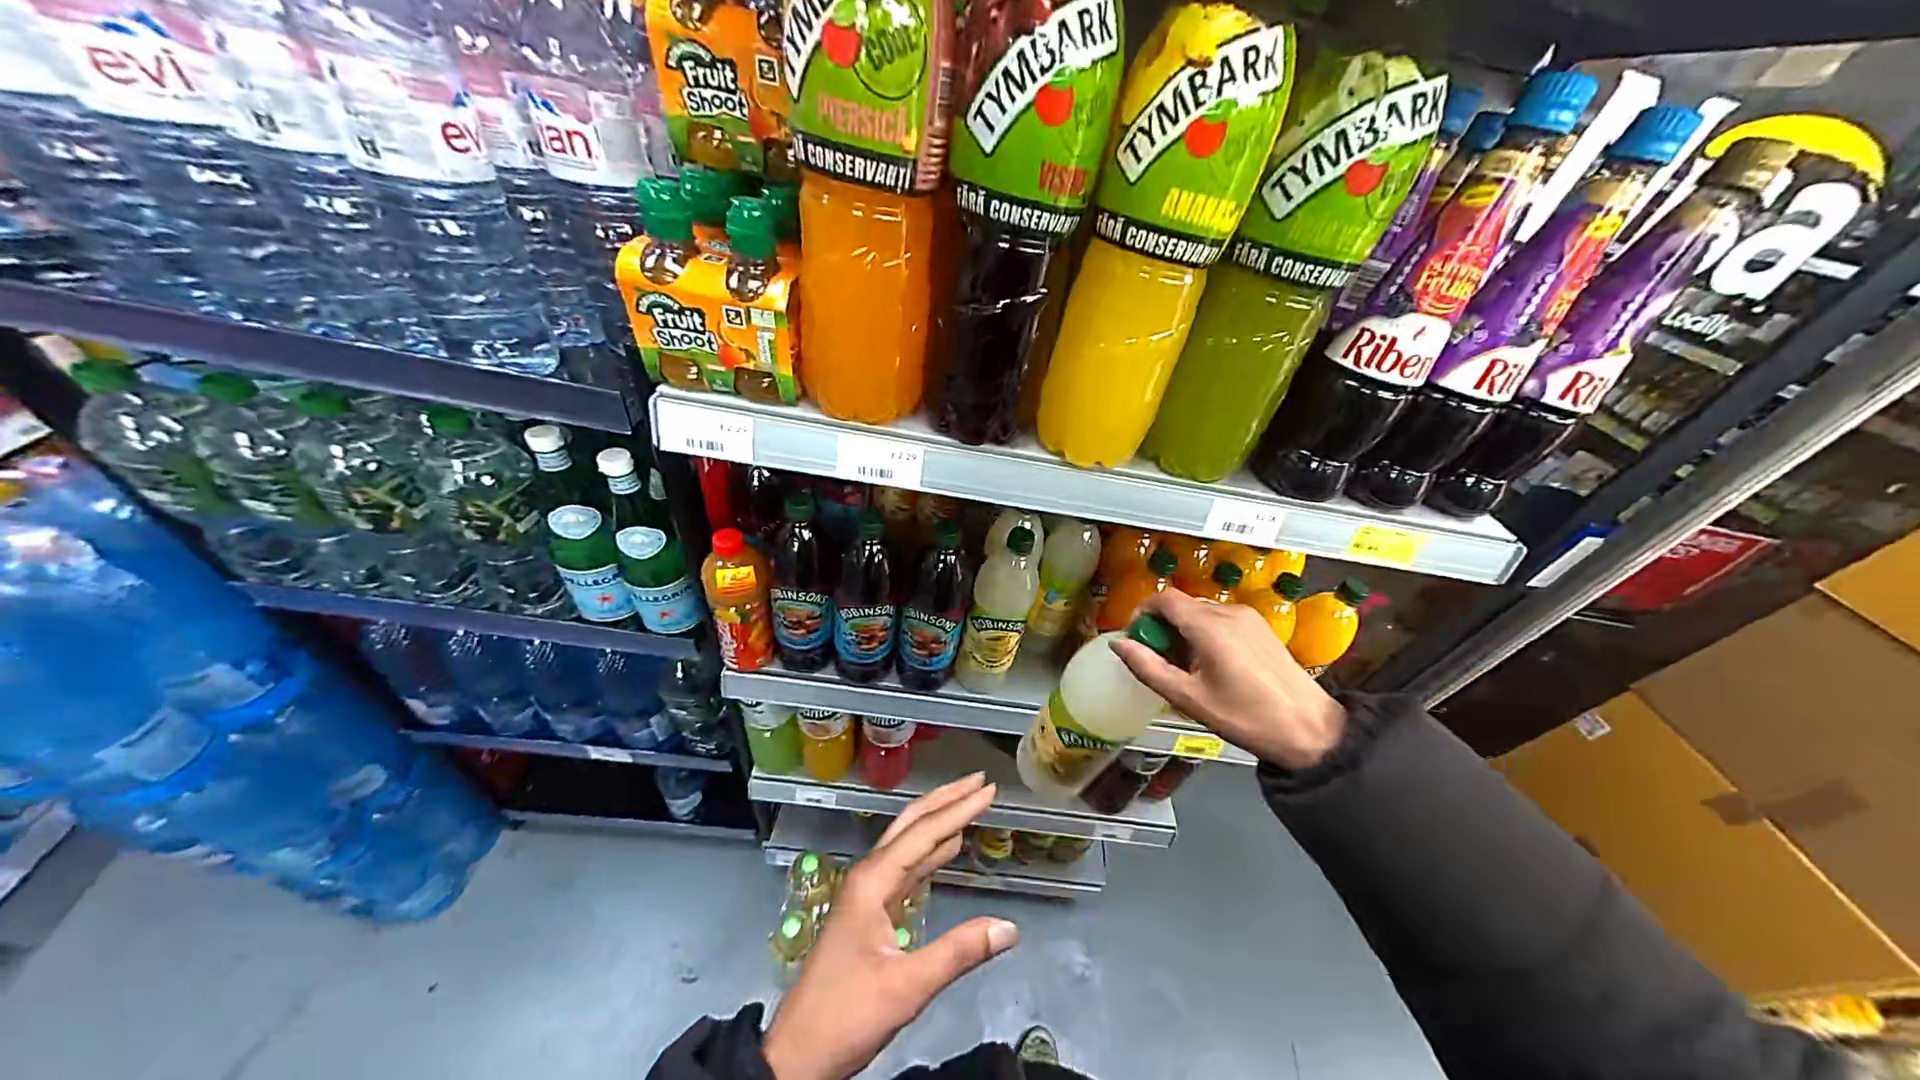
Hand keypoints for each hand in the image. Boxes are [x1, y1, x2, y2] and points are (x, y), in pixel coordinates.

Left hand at [762, 774, 1019, 1079]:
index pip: (924, 832)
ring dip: (940, 822)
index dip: (959, 808)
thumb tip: (1009, 927)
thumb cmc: (846, 1014)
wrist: (799, 1052)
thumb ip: (958, 953)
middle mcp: (869, 877)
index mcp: (872, 882)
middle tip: (980, 783)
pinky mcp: (871, 913)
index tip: (989, 790)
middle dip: (946, 800)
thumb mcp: (906, 988)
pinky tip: (948, 849)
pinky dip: (930, 853)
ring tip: (970, 804)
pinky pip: (906, 870)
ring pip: (908, 844)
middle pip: (911, 825)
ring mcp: (868, 894)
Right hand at [1110, 589, 1346, 769]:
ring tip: (1187, 670)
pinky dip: (1205, 635)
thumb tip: (1118, 644)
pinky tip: (1212, 667)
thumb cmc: (1246, 717)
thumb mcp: (1188, 698)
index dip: (1142, 613)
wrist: (1309, 729)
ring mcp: (1248, 618)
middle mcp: (1229, 612)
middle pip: (1182, 606)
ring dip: (1184, 632)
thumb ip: (1148, 667)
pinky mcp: (1261, 627)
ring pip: (1201, 613)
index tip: (1135, 638)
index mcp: (1209, 626)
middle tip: (1159, 661)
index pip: (1164, 598)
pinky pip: (1221, 620)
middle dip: (1163, 628)